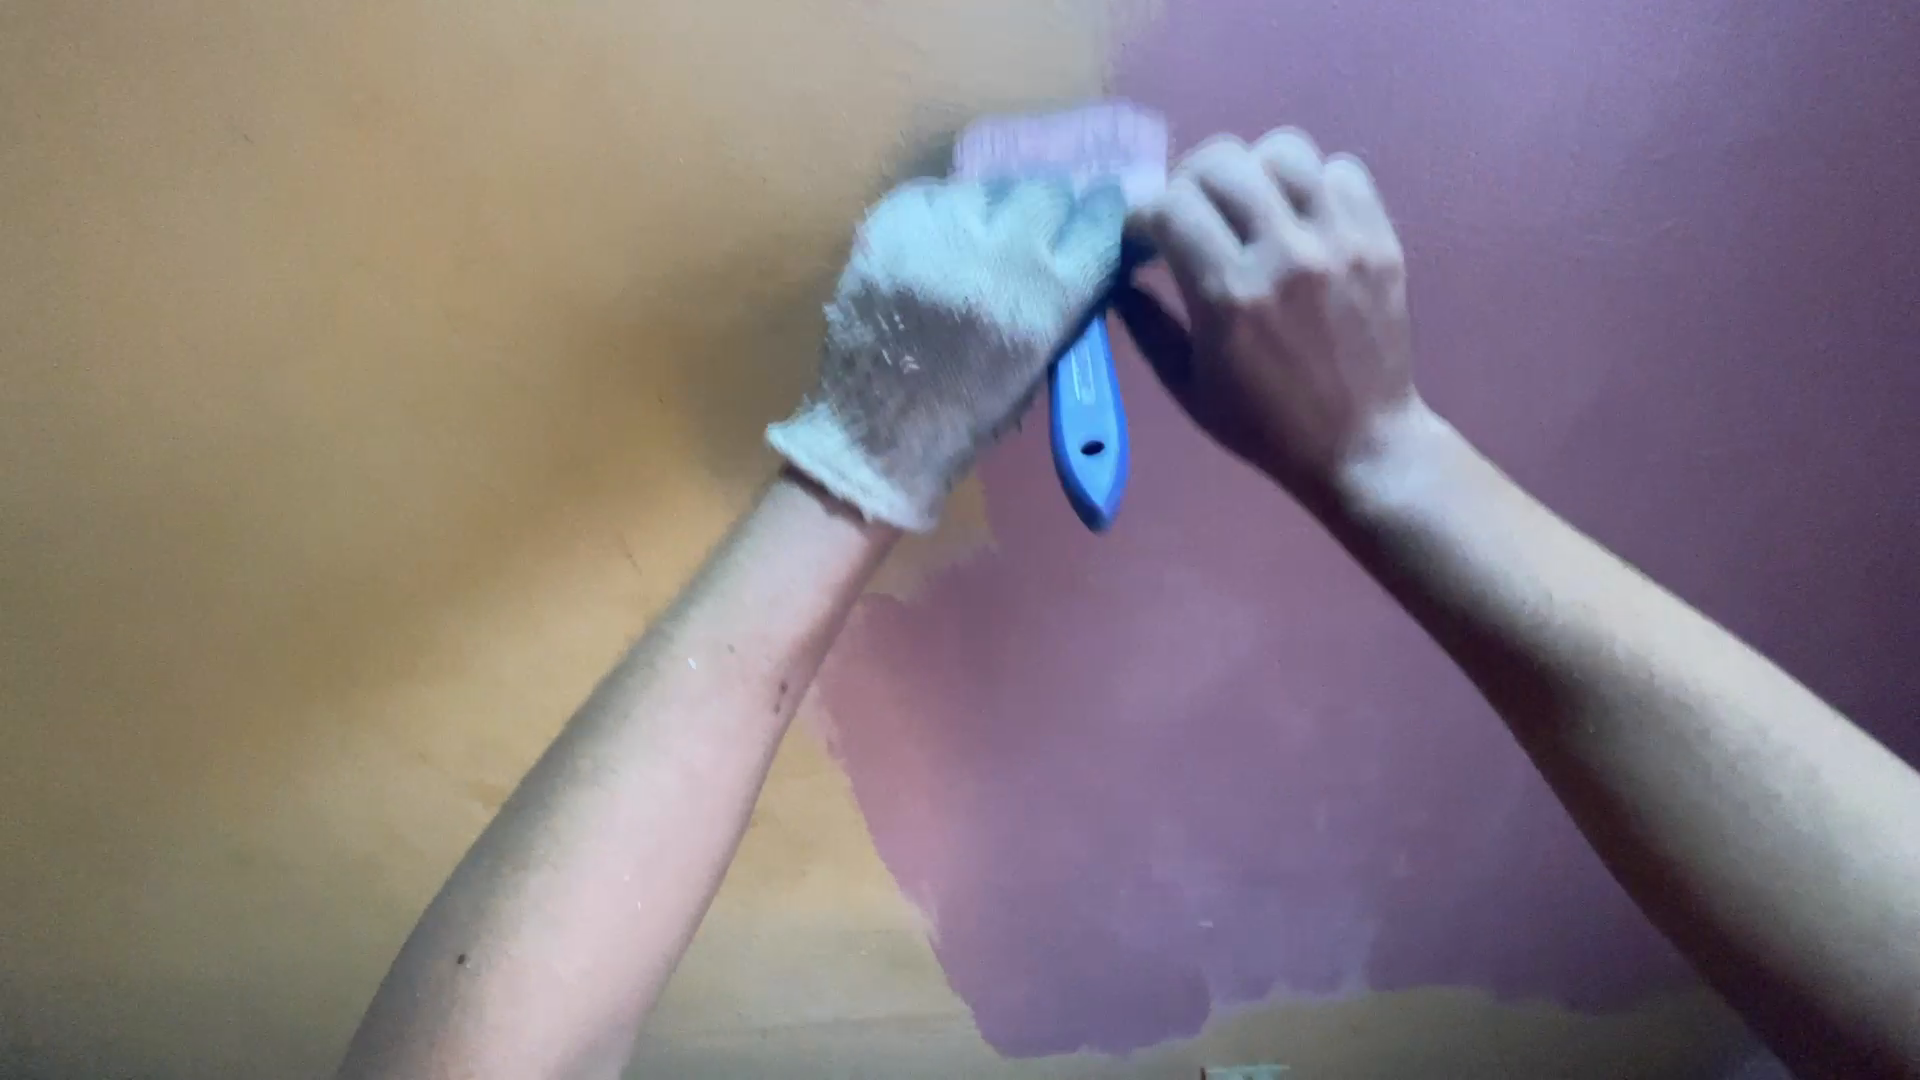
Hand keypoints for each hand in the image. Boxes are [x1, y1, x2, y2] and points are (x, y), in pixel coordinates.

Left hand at [769, 180, 1125, 530]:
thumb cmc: (965, 418)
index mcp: (1043, 301)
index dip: (1097, 214)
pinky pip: (933, 194)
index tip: (1093, 215)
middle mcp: (997, 256)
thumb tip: (1082, 247)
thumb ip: (1065, 301)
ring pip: (987, 188)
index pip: (1096, 220)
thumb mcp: (1037, 365)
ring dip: (991, 210)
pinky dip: (941, 213)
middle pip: (1043, 191)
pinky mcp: (890, 226)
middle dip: (1046, 209)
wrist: (875, 433)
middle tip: (1031, 230)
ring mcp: (938, 235)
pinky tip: (935, 246)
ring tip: (976, 244)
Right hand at [1116, 128, 1418, 501]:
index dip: (1143, 216)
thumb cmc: (1261, 425)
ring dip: (1247, 172)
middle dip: (1185, 182)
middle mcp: (1284, 254)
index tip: (1143, 240)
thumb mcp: (1187, 387)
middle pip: (1220, 160)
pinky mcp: (1380, 237)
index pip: (1169, 206)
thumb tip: (1119, 280)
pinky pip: (1340, 169)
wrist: (1360, 443)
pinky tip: (1296, 220)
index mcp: (1228, 297)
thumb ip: (1147, 328)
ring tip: (1243, 209)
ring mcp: (1339, 239)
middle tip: (1186, 217)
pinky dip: (1307, 184)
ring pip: (1282, 149)